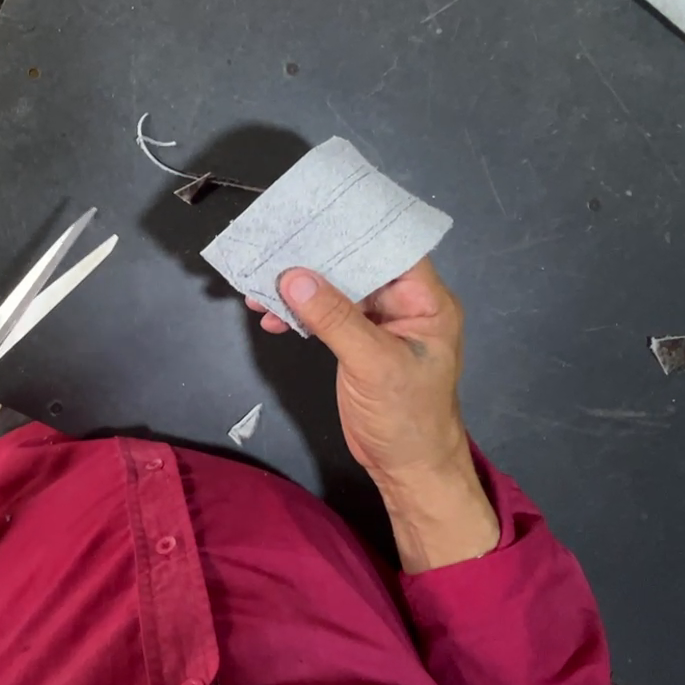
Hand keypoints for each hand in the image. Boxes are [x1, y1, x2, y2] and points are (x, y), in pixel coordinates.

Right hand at [249, 259, 498, 571]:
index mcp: (425, 301)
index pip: (391, 248)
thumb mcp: (374, 364)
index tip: (316, 214)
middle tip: (275, 243)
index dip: (357, 228)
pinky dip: (297, 313)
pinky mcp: (354, 342)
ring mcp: (376, 323)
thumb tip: (293, 277)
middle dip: (315, 258)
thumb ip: (335, 319)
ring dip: (298, 288)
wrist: (407, 471)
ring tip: (260, 283)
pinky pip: (323, 315)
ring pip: (334, 290)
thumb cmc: (407, 418)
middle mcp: (402, 305)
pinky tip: (269, 315)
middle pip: (356, 265)